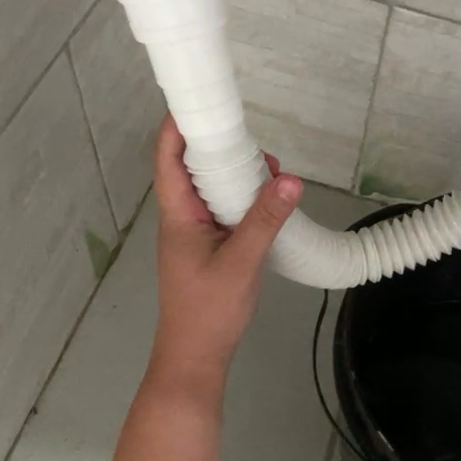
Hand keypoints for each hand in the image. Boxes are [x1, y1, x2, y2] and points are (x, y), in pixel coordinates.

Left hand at [151, 116, 303, 366]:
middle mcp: (183, 217)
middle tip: (259, 148)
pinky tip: (269, 203)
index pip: (168, 158)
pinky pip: (225, 210)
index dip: (179, 126)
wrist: (196, 357)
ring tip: (273, 174)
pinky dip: (244, 199)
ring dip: (238, 176)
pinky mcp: (210, 247)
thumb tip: (292, 180)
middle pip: (193, 167)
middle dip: (222, 149)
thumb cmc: (209, 309)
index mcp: (178, 214)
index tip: (204, 103)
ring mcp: (196, 233)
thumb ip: (266, 220)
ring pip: (212, 189)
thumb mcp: (242, 261)